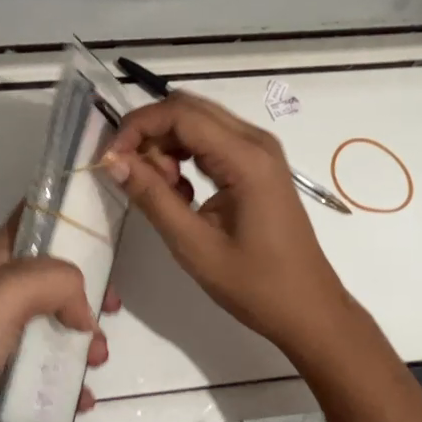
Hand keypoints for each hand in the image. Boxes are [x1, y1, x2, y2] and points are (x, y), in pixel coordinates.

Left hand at [0, 206, 121, 421]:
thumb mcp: (2, 295)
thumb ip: (53, 281)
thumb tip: (86, 309)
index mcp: (1, 260)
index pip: (38, 217)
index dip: (71, 213)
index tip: (109, 222)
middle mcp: (6, 294)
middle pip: (59, 279)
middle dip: (90, 291)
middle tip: (111, 308)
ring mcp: (6, 341)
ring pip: (60, 331)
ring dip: (85, 344)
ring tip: (95, 361)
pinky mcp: (8, 385)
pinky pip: (50, 380)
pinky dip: (71, 388)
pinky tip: (80, 400)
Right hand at [100, 92, 356, 356]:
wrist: (310, 311)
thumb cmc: (256, 286)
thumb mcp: (194, 246)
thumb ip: (152, 197)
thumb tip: (113, 160)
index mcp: (246, 158)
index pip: (180, 114)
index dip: (139, 126)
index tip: (111, 158)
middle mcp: (255, 140)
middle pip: (187, 109)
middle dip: (151, 134)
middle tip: (132, 175)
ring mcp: (260, 149)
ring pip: (197, 121)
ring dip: (167, 145)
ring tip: (161, 190)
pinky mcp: (258, 162)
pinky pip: (211, 139)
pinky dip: (186, 154)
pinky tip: (181, 192)